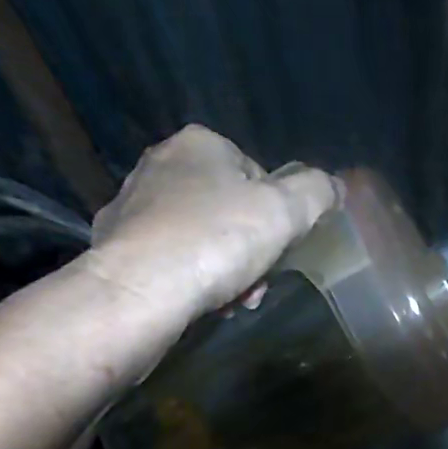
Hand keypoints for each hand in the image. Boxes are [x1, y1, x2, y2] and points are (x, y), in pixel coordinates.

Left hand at [88, 125, 340, 317]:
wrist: (139, 290)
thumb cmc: (215, 240)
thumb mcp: (284, 212)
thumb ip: (316, 193)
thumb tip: (334, 186)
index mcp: (200, 144)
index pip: (255, 174)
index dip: (275, 216)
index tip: (277, 250)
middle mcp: (159, 164)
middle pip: (225, 210)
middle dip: (248, 251)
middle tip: (255, 286)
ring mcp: (130, 205)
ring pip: (197, 238)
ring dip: (223, 272)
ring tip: (230, 303)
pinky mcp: (113, 246)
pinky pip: (166, 261)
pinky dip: (187, 281)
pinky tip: (196, 304)